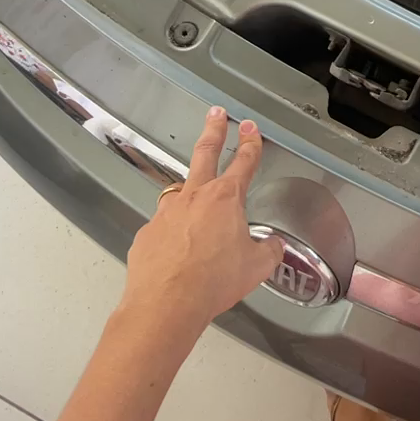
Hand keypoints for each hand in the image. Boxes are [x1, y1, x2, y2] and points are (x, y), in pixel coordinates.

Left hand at [116, 106, 282, 356]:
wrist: (164, 307)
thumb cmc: (215, 281)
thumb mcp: (256, 267)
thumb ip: (268, 251)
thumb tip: (273, 246)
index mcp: (225, 198)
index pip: (244, 161)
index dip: (251, 142)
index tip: (251, 126)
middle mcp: (194, 197)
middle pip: (205, 153)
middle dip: (213, 130)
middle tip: (216, 113)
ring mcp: (165, 214)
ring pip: (179, 193)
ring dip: (189, 193)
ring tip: (195, 209)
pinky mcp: (146, 235)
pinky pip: (163, 228)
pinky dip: (171, 234)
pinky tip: (176, 254)